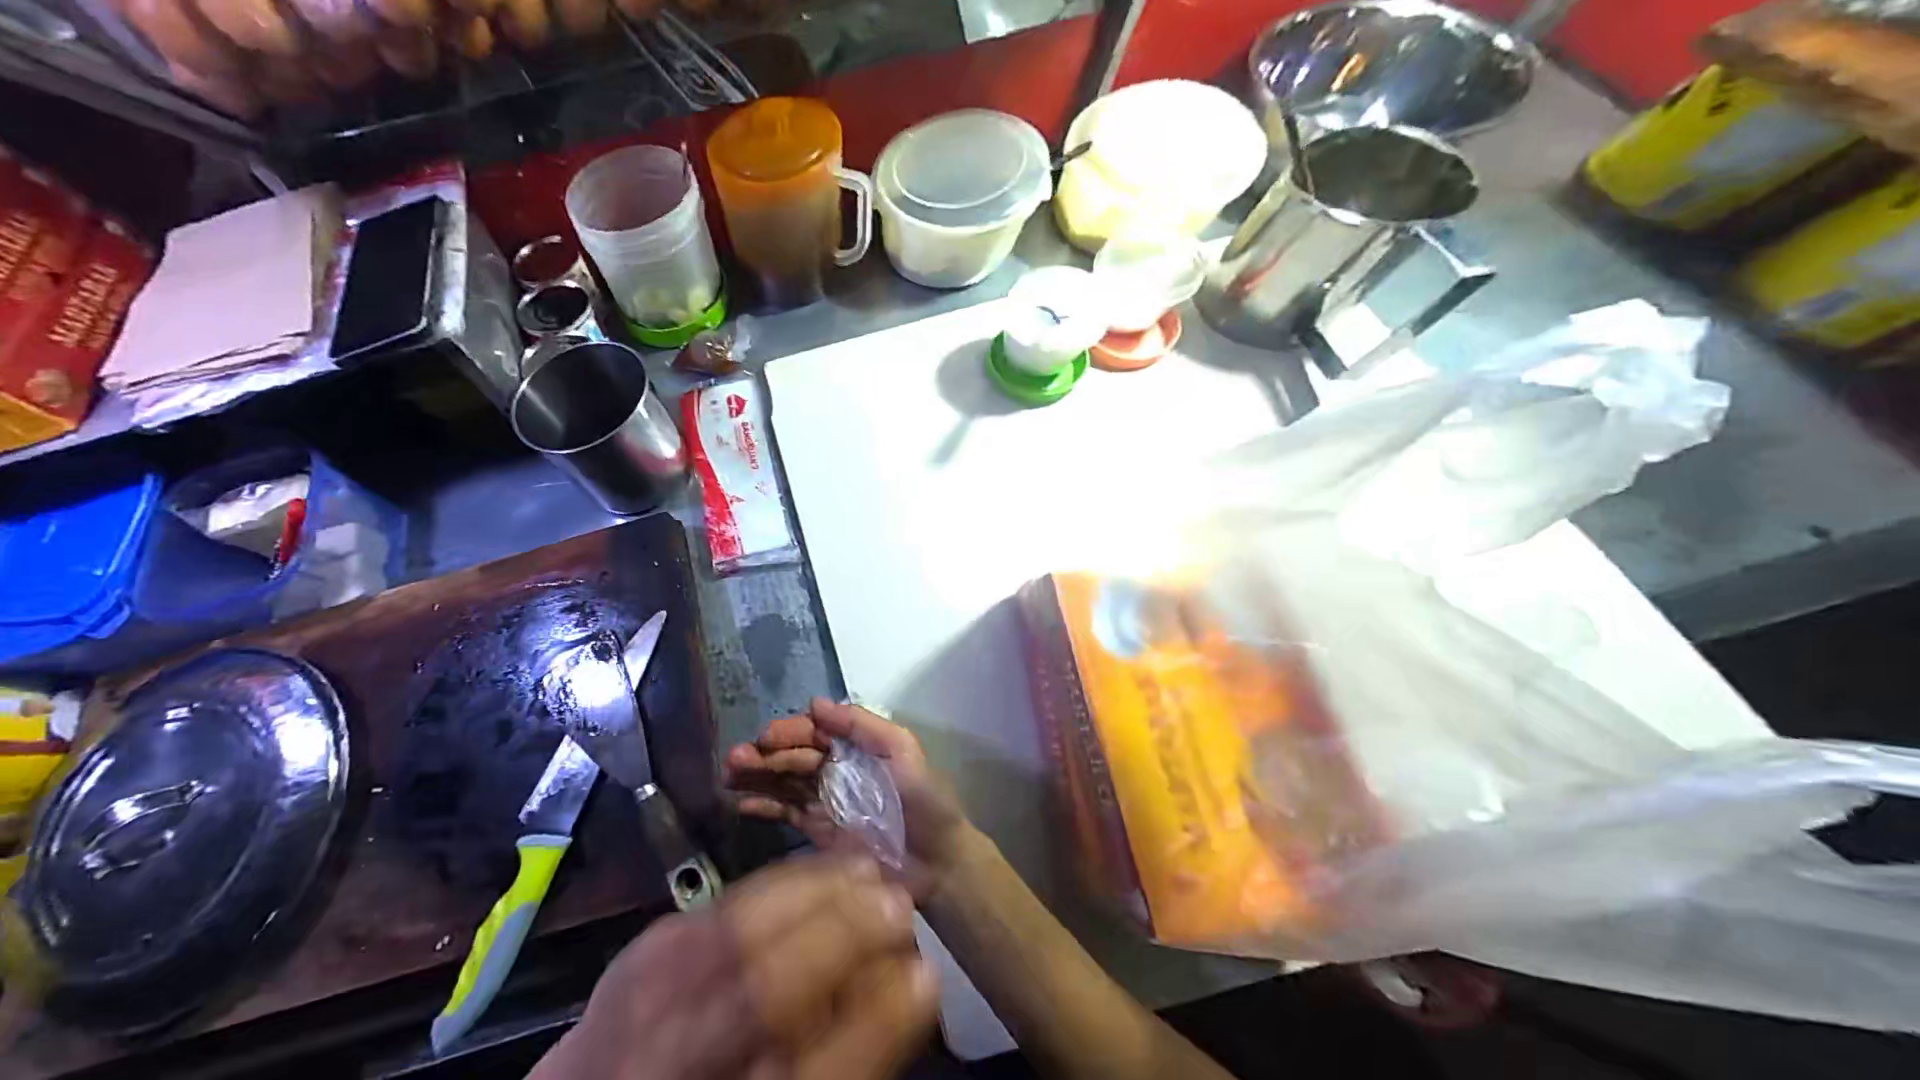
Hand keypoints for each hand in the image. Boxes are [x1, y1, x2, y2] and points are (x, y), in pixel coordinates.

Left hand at [529, 855, 935, 1079]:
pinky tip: (813, 871)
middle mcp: (676, 1061)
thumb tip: (904, 982)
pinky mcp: (637, 955)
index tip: (925, 976)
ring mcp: (642, 1007)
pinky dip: (775, 883)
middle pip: (762, 993)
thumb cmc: (727, 1076)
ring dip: (811, 889)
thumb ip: (843, 1048)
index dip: (875, 1026)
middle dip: (843, 933)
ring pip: (735, 933)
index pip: (810, 1074)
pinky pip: (716, 908)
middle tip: (898, 902)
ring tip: (864, 868)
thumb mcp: (791, 1079)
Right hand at [726, 699, 970, 876]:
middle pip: (794, 758)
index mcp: (857, 748)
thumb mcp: (901, 751)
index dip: (789, 732)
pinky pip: (787, 815)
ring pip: (785, 784)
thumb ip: (861, 725)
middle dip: (764, 755)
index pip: (815, 733)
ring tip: (727, 776)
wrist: (937, 862)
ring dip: (756, 777)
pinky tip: (741, 804)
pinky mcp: (820, 833)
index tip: (765, 737)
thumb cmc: (924, 800)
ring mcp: (827, 802)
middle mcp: (838, 771)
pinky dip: (764, 808)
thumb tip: (815, 702)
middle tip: (733, 758)